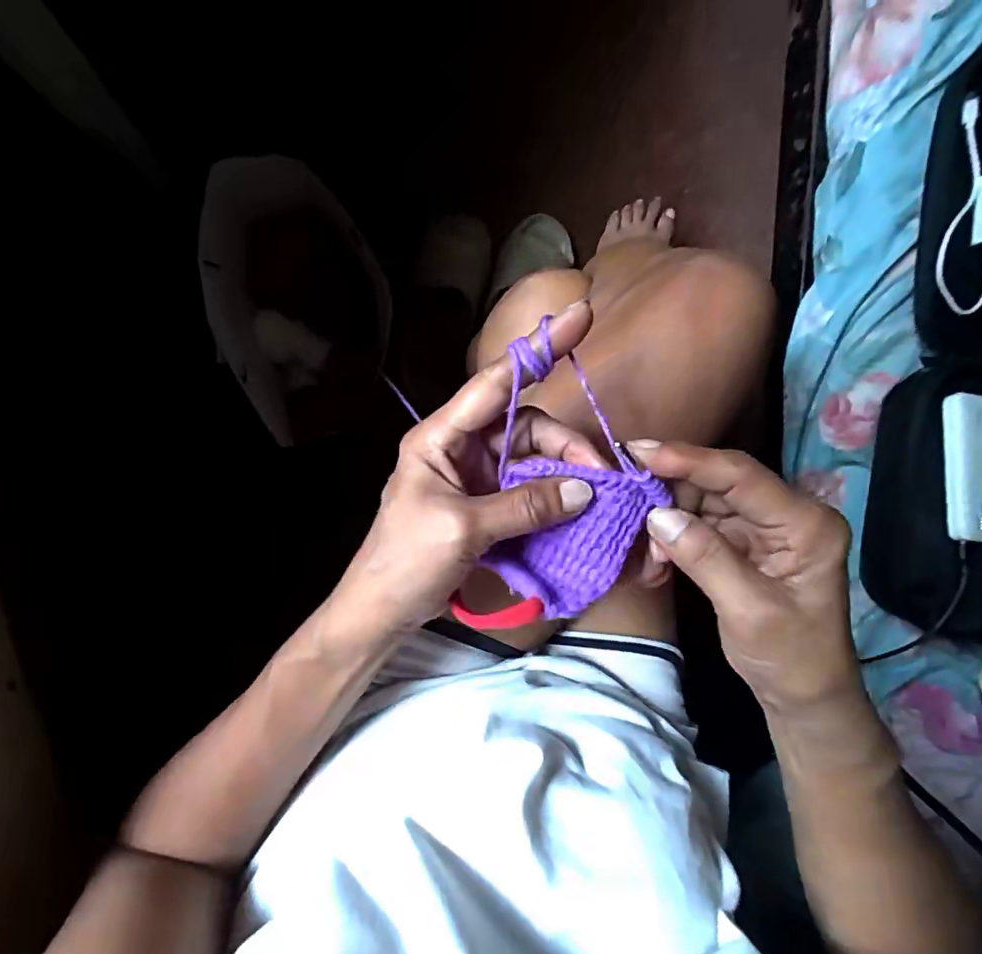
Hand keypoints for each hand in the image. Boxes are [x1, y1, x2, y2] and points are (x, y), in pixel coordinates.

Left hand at [326, 301, 609, 639]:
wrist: (381, 610)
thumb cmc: (405, 561)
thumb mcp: (464, 528)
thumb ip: (524, 505)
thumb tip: (585, 489)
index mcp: (438, 438)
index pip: (493, 384)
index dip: (537, 350)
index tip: (581, 316)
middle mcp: (457, 450)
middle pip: (523, 426)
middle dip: (564, 445)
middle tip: (601, 478)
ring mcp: (472, 479)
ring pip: (530, 460)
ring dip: (563, 475)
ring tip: (595, 501)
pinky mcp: (483, 508)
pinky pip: (526, 492)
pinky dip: (551, 499)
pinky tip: (576, 513)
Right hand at [628, 442, 861, 714]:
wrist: (805, 694)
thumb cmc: (790, 656)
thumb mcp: (748, 610)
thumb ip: (706, 558)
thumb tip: (658, 516)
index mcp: (805, 524)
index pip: (741, 476)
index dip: (689, 460)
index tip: (639, 452)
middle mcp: (786, 515)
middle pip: (716, 484)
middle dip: (668, 496)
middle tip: (627, 512)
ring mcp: (762, 529)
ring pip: (700, 504)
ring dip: (665, 524)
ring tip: (645, 558)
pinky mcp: (742, 544)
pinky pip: (696, 528)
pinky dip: (670, 543)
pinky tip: (654, 566)